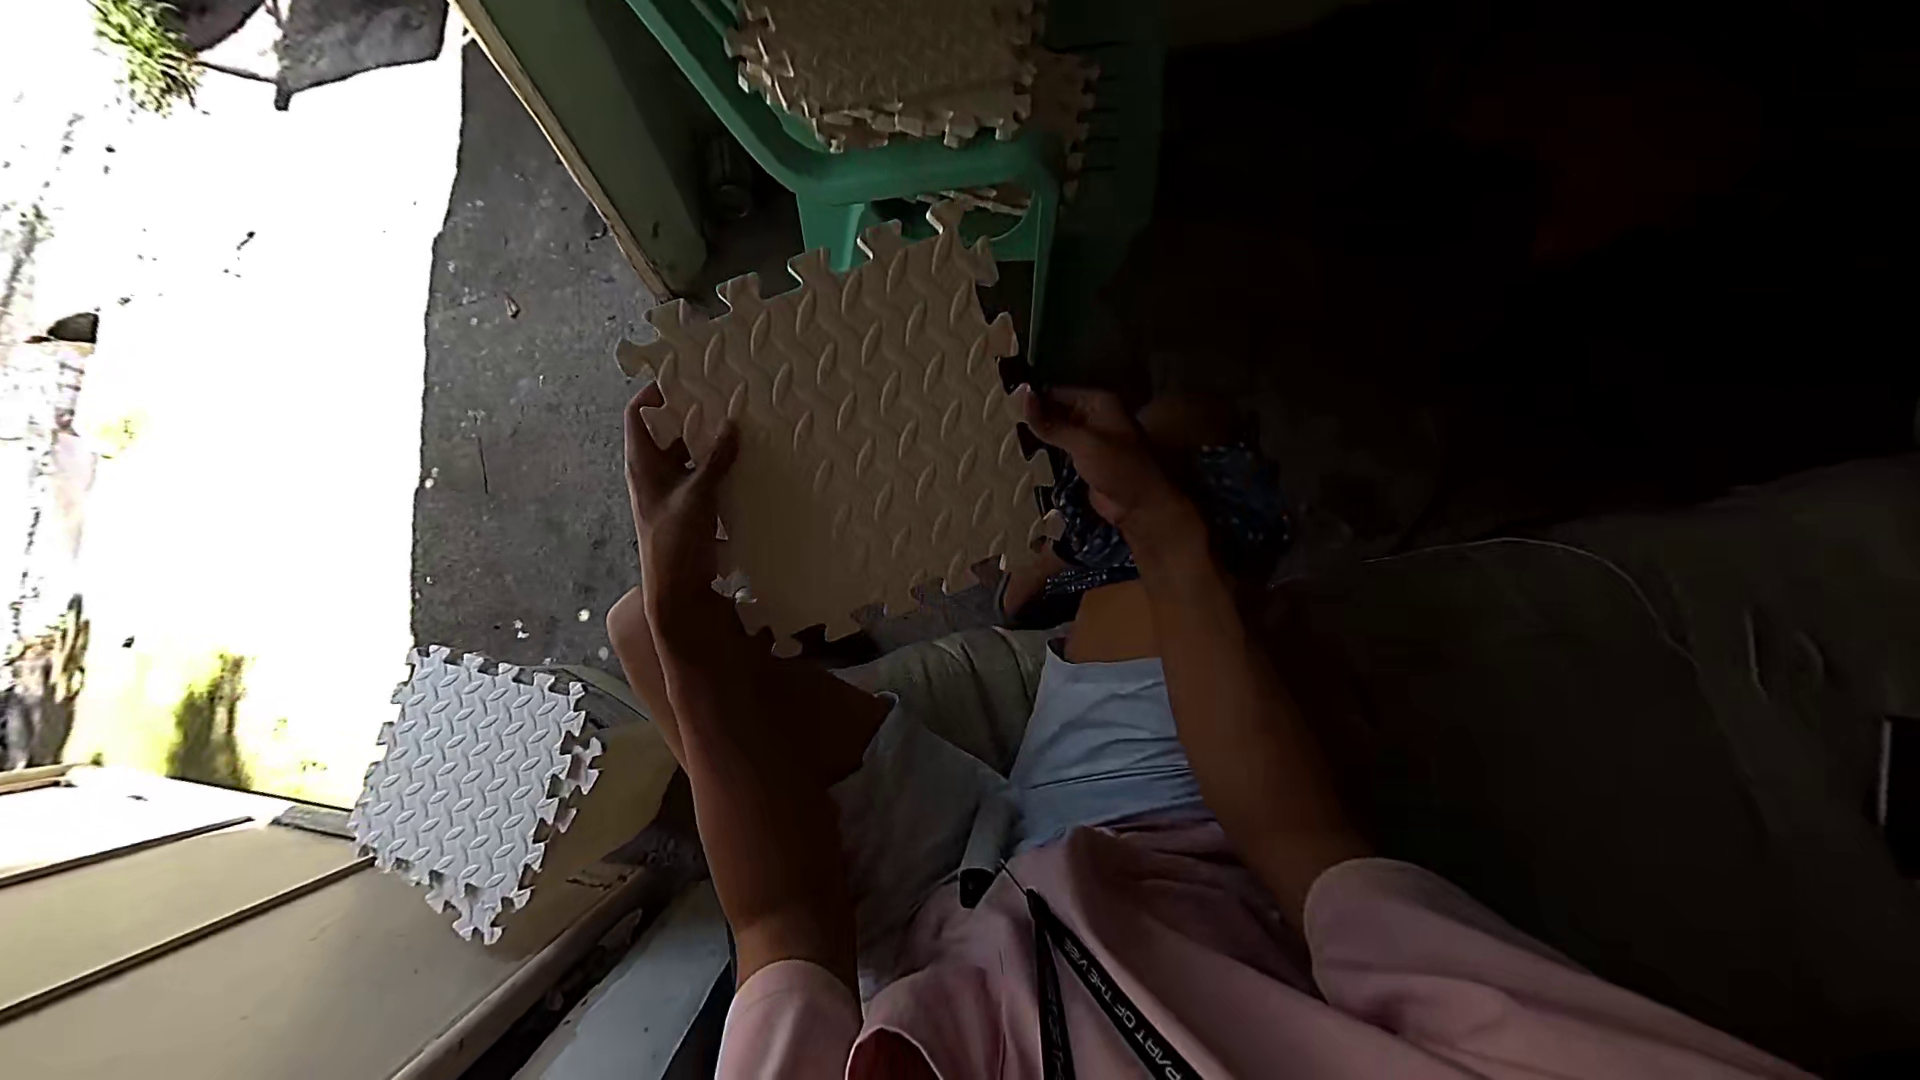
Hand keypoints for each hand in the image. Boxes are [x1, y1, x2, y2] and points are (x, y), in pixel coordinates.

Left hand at [623, 382, 739, 625]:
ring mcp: (674, 490)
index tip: (681, 377)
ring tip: (738, 424)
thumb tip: (732, 424)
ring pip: (690, 455)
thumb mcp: (697, 494)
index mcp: (643, 464)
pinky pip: (706, 477)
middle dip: (692, 414)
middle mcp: (655, 473)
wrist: (678, 587)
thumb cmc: (675, 539)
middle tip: (721, 397)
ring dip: (710, 442)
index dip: (654, 393)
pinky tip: (746, 461)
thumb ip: (716, 460)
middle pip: (668, 432)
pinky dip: (722, 467)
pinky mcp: (693, 506)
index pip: (638, 416)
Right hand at [1014, 385, 1203, 553]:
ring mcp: (1087, 439)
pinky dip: (1045, 450)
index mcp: (1098, 403)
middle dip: (1034, 416)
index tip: (1005, 403)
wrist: (1140, 506)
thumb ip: (1050, 424)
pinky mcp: (1082, 460)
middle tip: (1001, 421)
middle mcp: (1092, 416)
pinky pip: (1059, 449)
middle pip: (1056, 410)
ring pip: (1056, 430)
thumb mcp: (1082, 443)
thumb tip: (1022, 395)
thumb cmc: (1118, 468)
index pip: (1057, 392)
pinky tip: (1024, 452)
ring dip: (1038, 434)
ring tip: (1005, 434)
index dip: (1034, 397)